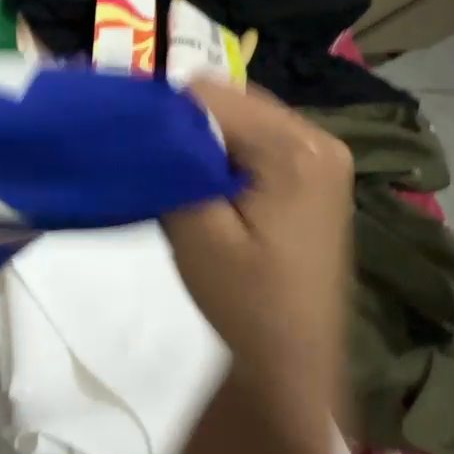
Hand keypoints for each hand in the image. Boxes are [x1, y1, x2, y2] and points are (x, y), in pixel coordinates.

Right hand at [162, 80, 354, 418]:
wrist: (292, 360)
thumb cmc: (244, 298)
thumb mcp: (195, 228)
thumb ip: (174, 162)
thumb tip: (142, 115)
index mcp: (295, 149)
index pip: (208, 93)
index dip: (161, 110)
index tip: (130, 141)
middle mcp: (319, 138)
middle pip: (228, 98)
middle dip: (182, 121)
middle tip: (148, 159)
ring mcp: (322, 156)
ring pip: (239, 114)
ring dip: (201, 136)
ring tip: (173, 172)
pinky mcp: (314, 174)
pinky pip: (255, 136)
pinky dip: (222, 149)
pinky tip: (203, 180)